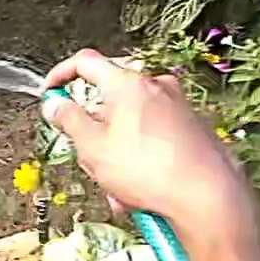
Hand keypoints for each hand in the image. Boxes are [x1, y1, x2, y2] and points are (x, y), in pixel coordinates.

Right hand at [42, 49, 252, 230]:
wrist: (210, 198)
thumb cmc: (148, 171)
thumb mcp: (93, 148)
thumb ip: (68, 120)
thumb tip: (54, 104)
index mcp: (128, 84)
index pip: (85, 62)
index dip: (60, 75)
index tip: (49, 94)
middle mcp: (156, 86)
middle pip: (108, 101)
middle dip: (94, 135)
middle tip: (90, 163)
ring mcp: (178, 106)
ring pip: (130, 126)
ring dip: (116, 156)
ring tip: (119, 191)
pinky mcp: (193, 128)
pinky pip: (153, 139)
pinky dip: (140, 161)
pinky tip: (140, 193)